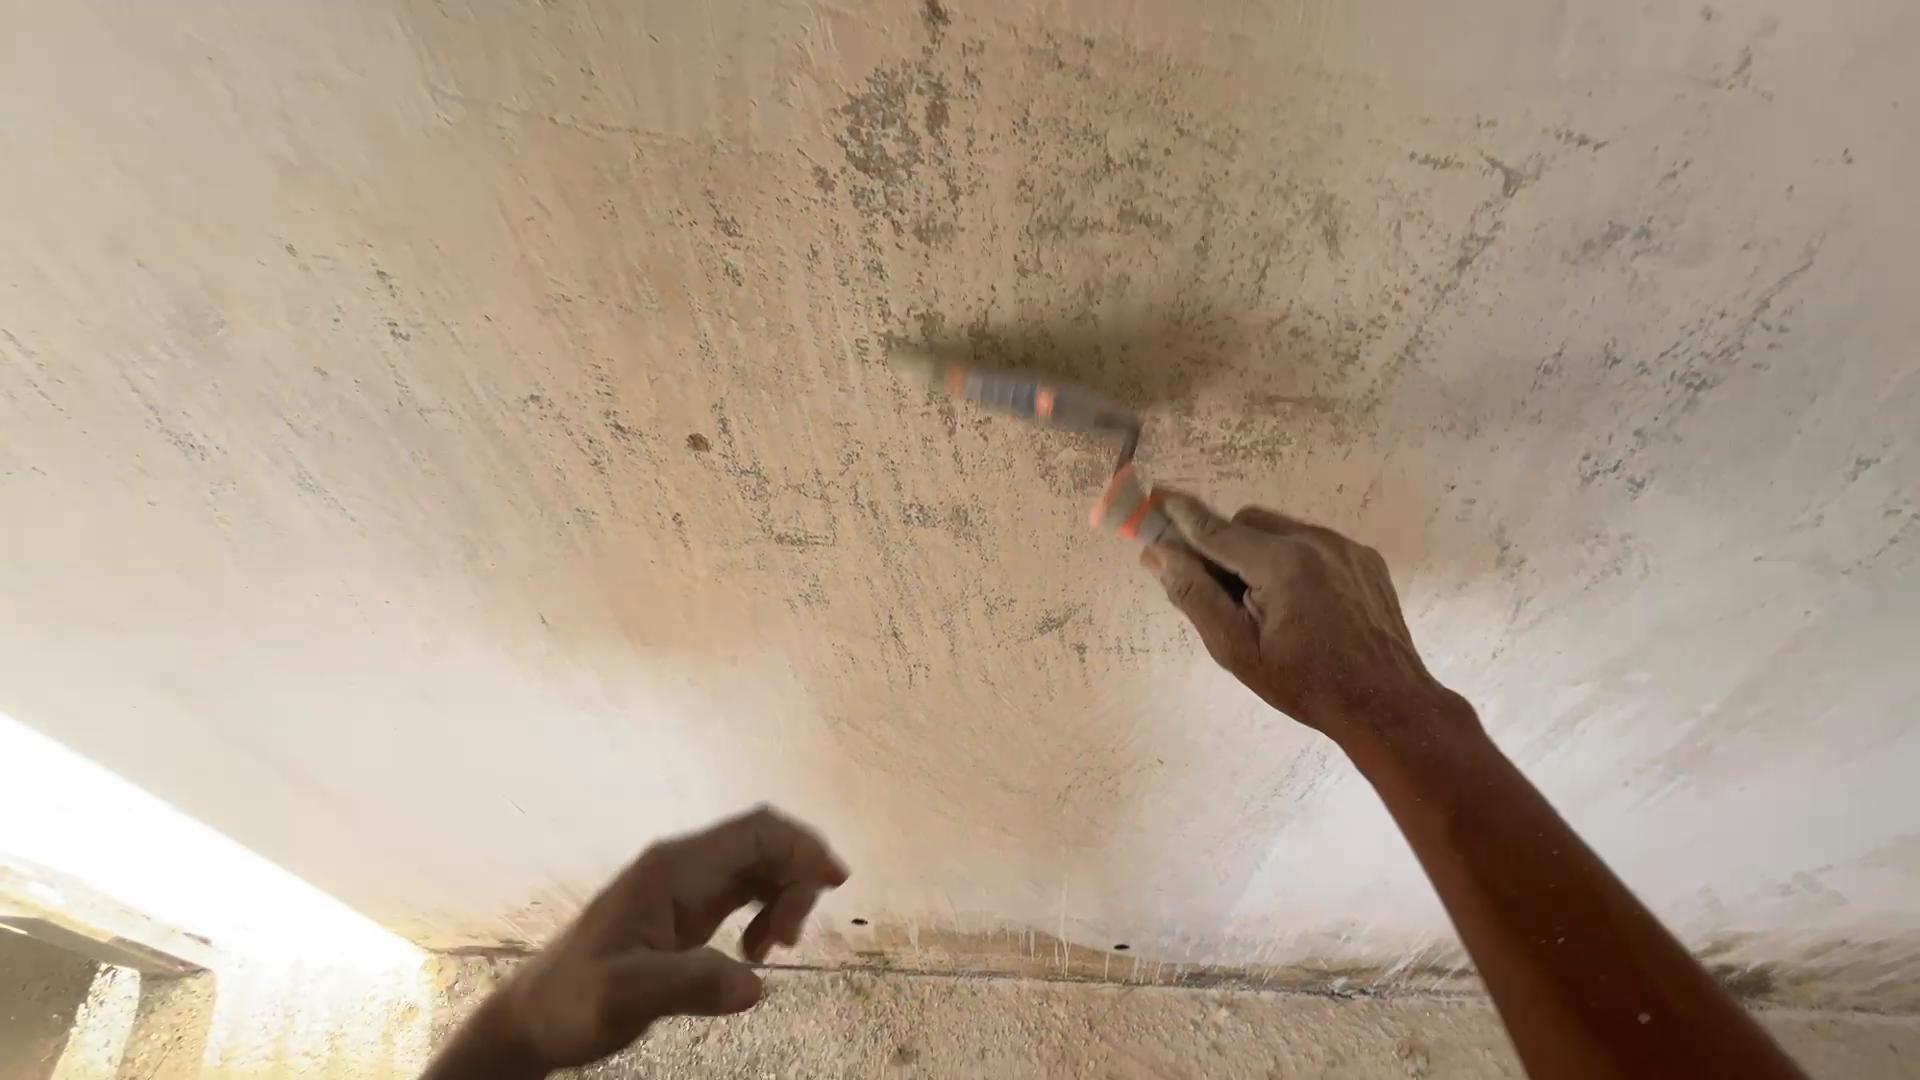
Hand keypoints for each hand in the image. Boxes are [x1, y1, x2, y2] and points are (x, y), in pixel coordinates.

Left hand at [497, 806, 847, 1068]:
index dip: (802, 846)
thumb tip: (757, 982)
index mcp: (676, 867)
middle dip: (798, 877)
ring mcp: (690, 881)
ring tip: (773, 948)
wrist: (532, 1019)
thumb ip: (691, 984)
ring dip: (785, 895)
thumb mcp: (625, 997)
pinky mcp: (692, 904)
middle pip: (767, 841)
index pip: (756, 831)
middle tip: (790, 940)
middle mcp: (688, 863)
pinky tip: (756, 949)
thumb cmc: (572, 1002)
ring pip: (763, 862)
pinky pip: (749, 887)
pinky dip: (769, 908)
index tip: (833, 883)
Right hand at [1141, 491, 1469, 746]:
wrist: (1387, 705)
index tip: (1154, 494)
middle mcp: (1315, 541)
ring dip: (1257, 552)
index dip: (1179, 512)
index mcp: (1281, 564)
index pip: (1214, 529)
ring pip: (1278, 529)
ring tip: (1266, 603)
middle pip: (1246, 521)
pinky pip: (1310, 541)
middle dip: (1224, 546)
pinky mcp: (1363, 557)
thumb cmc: (1304, 684)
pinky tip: (1299, 603)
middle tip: (1222, 592)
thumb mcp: (1235, 649)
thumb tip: (1158, 554)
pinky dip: (1290, 559)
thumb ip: (1194, 595)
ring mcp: (1344, 546)